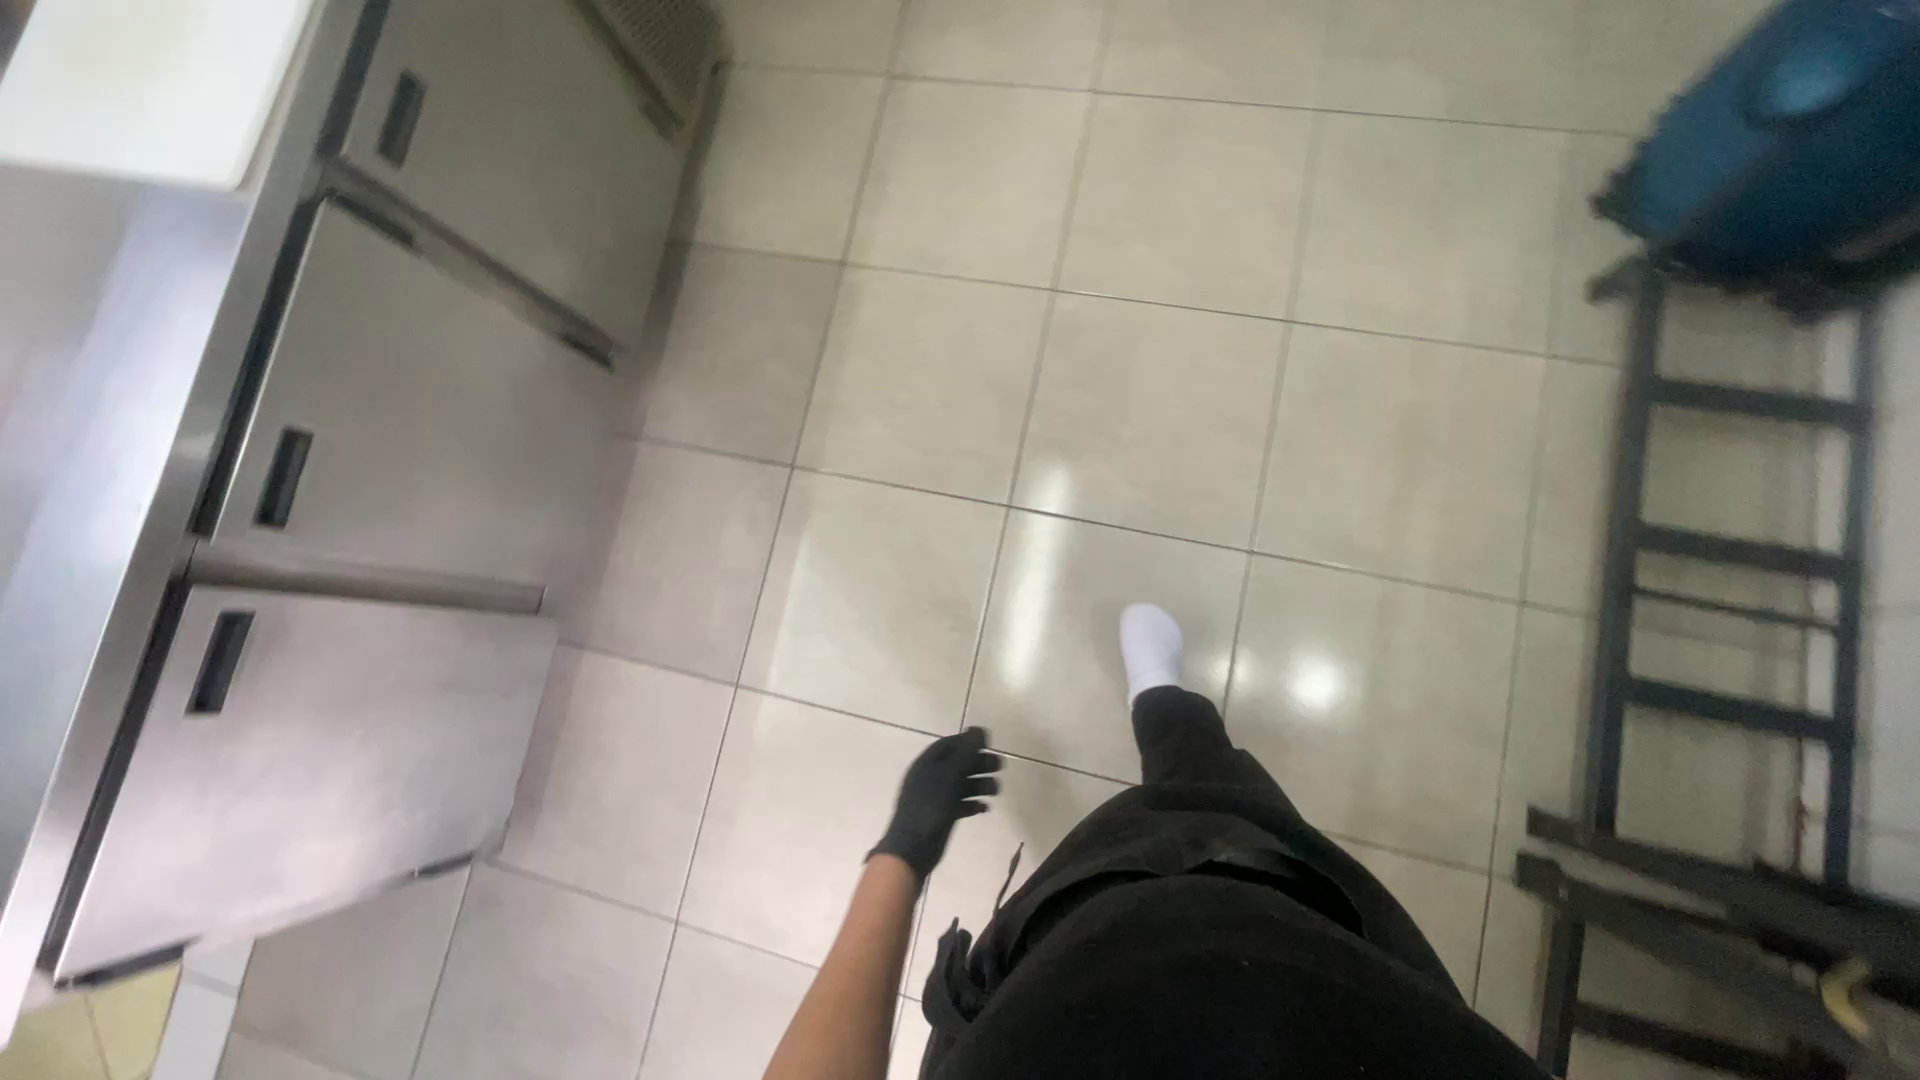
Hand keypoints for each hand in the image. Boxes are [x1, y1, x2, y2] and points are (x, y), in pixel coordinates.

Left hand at [870, 728, 1000, 880]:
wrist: (913, 848)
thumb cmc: (929, 807)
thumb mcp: (948, 776)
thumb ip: (965, 753)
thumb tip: (978, 729)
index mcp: (927, 763)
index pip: (950, 744)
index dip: (969, 741)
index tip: (989, 743)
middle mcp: (931, 777)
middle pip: (959, 763)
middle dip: (980, 763)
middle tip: (1000, 766)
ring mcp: (936, 797)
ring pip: (962, 784)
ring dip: (980, 784)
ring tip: (995, 790)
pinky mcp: (942, 816)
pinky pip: (961, 804)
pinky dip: (973, 803)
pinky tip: (984, 808)